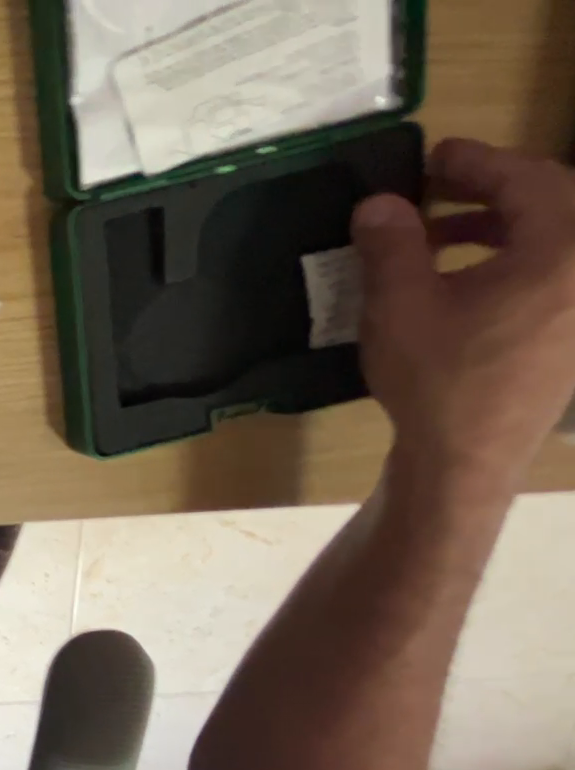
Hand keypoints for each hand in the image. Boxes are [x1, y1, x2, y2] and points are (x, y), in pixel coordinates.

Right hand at [352, 138, 574, 491]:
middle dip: (493, 189)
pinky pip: (558, 269)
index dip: (479, 162)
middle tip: (434, 188)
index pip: (530, 180)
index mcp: (563, 248)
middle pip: (555, 202)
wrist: (469, 449)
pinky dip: (515, 257)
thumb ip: (392, 247)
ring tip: (438, 236)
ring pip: (557, 237)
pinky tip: (465, 278)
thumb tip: (377, 202)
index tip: (434, 155)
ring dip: (500, 226)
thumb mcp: (400, 306)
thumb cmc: (436, 374)